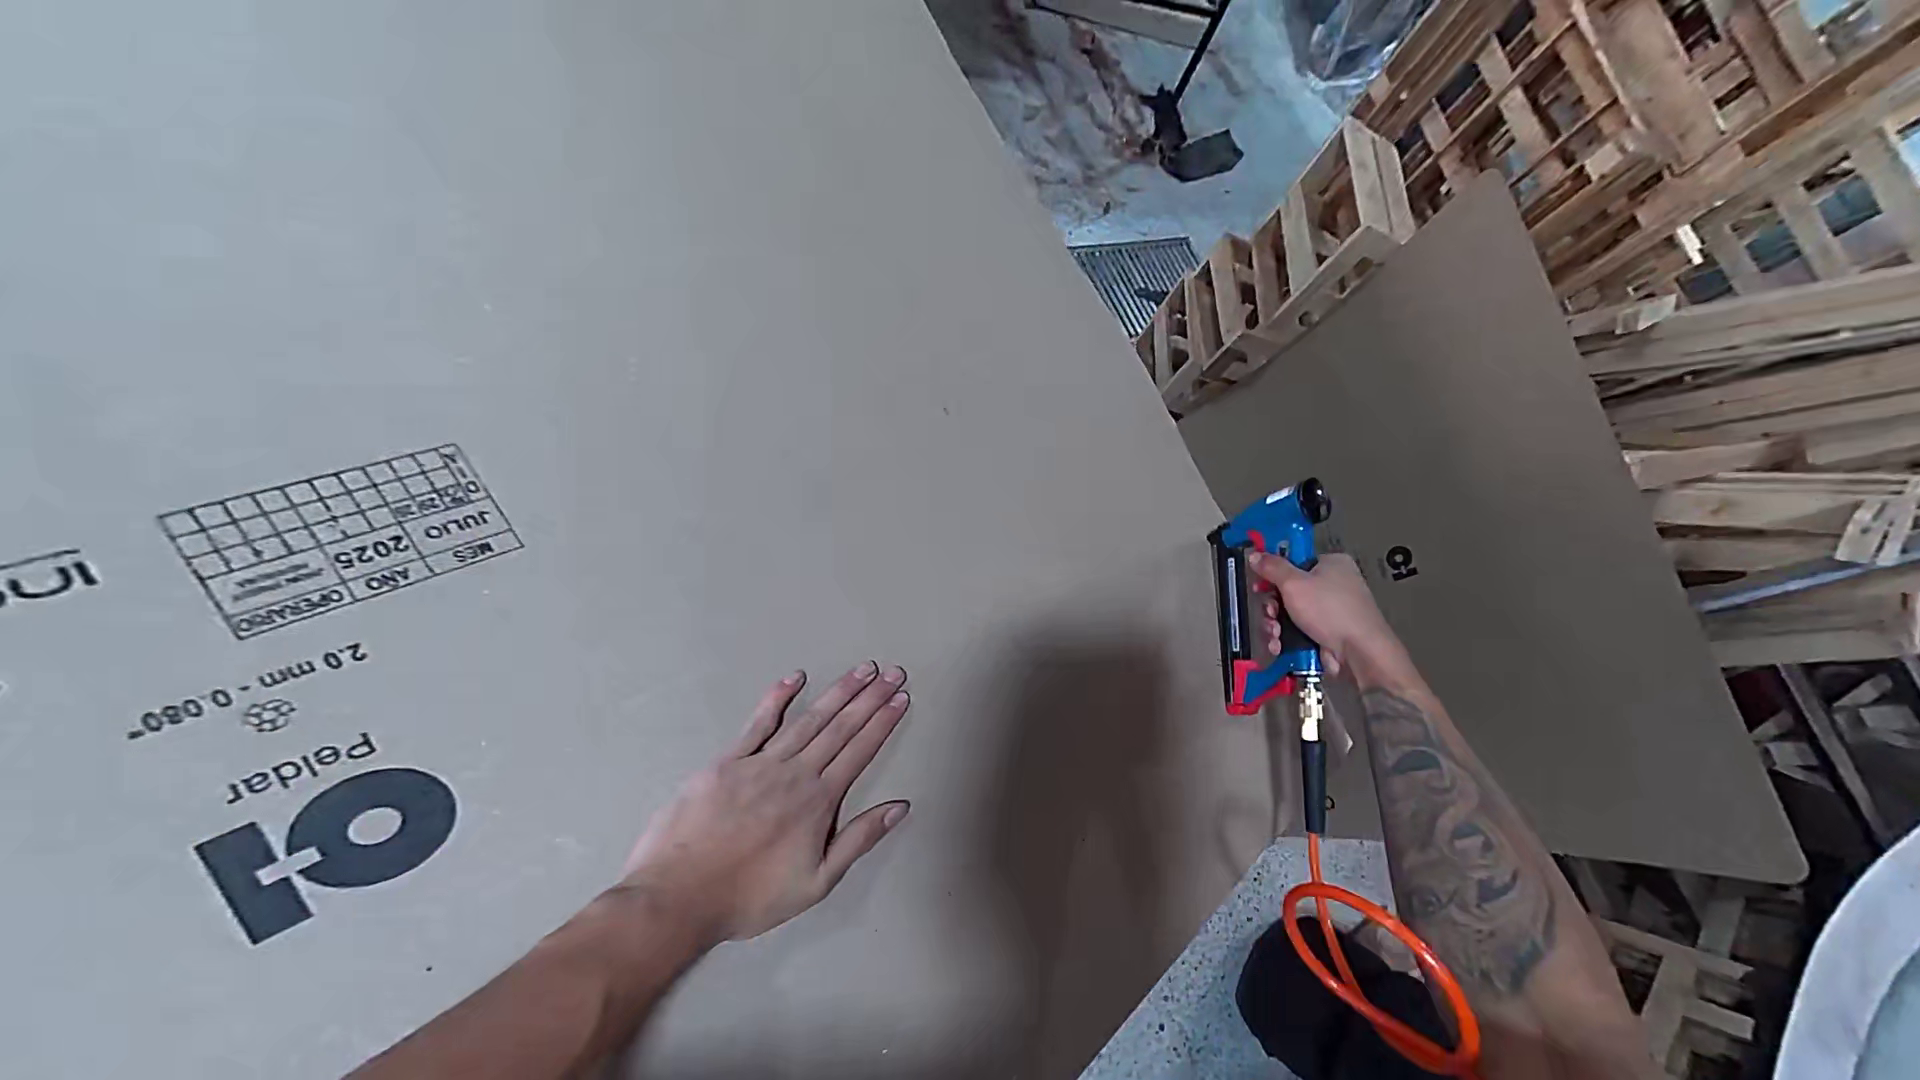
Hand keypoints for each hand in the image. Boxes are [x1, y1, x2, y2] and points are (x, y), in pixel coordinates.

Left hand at [620, 662, 911, 946]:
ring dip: (838, 692)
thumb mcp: (816, 883)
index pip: (860, 751)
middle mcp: (795, 773)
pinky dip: (778, 698)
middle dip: (870, 697)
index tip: (901, 698)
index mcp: (818, 801)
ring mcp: (760, 763)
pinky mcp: (728, 761)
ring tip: (861, 670)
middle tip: (892, 671)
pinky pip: (758, 723)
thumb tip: (900, 805)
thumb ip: (859, 839)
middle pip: (841, 727)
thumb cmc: (750, 896)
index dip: (883, 722)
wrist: (679, 896)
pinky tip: (795, 677)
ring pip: (809, 719)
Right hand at [1249, 552, 1408, 680]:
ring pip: (1290, 611)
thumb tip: (1255, 555)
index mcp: (1332, 564)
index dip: (1273, 570)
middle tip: (1270, 611)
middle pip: (1288, 588)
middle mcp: (1334, 584)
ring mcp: (1331, 610)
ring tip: (1276, 633)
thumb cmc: (1331, 611)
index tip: (1259, 580)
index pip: (1294, 559)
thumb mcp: (1294, 583)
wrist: (1358, 652)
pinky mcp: (1327, 631)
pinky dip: (1286, 636)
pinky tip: (1281, 644)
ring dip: (1276, 623)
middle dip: (1273, 604)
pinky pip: (1298, 628)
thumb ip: (1271, 567)